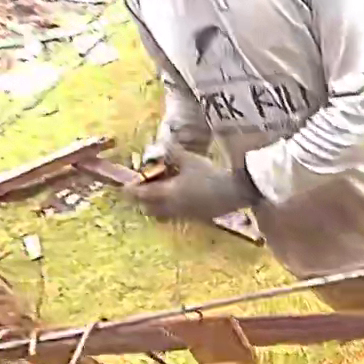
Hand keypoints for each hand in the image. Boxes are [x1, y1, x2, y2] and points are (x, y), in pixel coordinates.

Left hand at [123, 150, 258, 219]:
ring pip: (164, 215)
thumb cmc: (211, 175)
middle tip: (143, 190)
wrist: (238, 192)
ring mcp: (187, 215)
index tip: (125, 185)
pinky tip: (182, 199)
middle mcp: (173, 207)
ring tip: (162, 195)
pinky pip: (179, 216)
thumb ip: (172, 153)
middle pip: (149, 209)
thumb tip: (160, 146)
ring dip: (158, 206)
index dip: (130, 190)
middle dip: (143, 201)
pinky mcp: (200, 218)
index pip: (140, 194)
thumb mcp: (190, 160)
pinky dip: (174, 209)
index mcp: (167, 193)